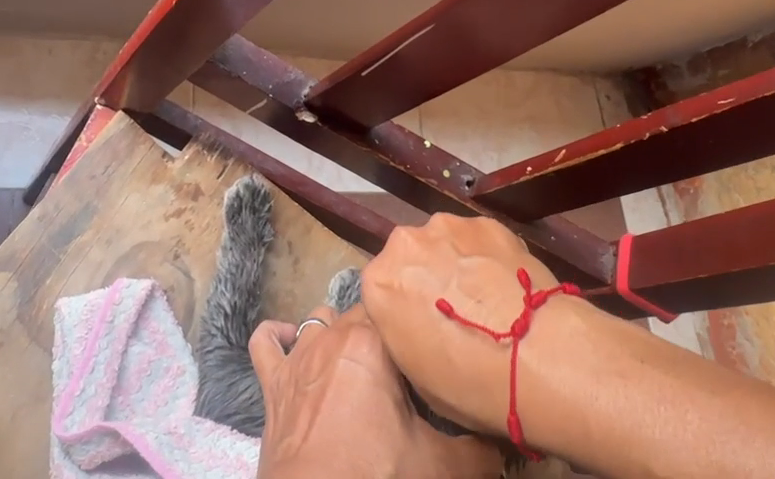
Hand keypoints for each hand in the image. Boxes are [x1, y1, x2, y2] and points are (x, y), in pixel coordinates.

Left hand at [250, 304, 500, 478]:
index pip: (398, 312)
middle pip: (362, 316)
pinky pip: (265, 342)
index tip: (433, 349)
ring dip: (337, 333)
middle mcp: (331, 337)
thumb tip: (509, 436)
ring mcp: (296, 357)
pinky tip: (292, 345)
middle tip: (406, 366)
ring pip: (318, 320)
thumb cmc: (378, 476)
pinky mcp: (271, 382)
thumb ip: (482, 447)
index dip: (416, 330)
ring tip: (360, 361)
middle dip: (384, 336)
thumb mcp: (443, 465)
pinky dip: (278, 338)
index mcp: (371, 343)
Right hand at [360, 214, 565, 435]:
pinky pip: (479, 241)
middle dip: (425, 279)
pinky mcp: (487, 223)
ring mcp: (447, 227)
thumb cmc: (469, 381)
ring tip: (486, 298)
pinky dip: (487, 258)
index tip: (422, 328)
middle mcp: (405, 244)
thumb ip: (403, 334)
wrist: (537, 356)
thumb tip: (417, 323)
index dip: (402, 309)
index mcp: (378, 282)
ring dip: (456, 264)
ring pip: (444, 244)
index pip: (381, 290)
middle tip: (454, 313)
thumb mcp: (416, 374)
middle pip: (410, 259)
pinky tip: (508, 287)